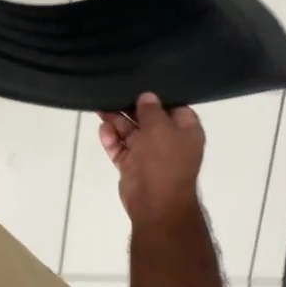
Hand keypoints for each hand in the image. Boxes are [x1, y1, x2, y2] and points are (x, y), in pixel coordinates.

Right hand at [99, 93, 204, 225]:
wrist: (155, 202)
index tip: (141, 85)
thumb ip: (151, 109)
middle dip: (131, 108)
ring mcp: (149, 155)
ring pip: (131, 133)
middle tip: (113, 92)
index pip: (174, 107)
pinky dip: (112, 140)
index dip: (158, 97)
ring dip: (117, 122)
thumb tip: (147, 96)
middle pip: (148, 119)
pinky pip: (120, 148)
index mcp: (185, 131)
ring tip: (100, 107)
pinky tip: (103, 129)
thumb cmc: (164, 161)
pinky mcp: (132, 166)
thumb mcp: (160, 128)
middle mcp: (168, 141)